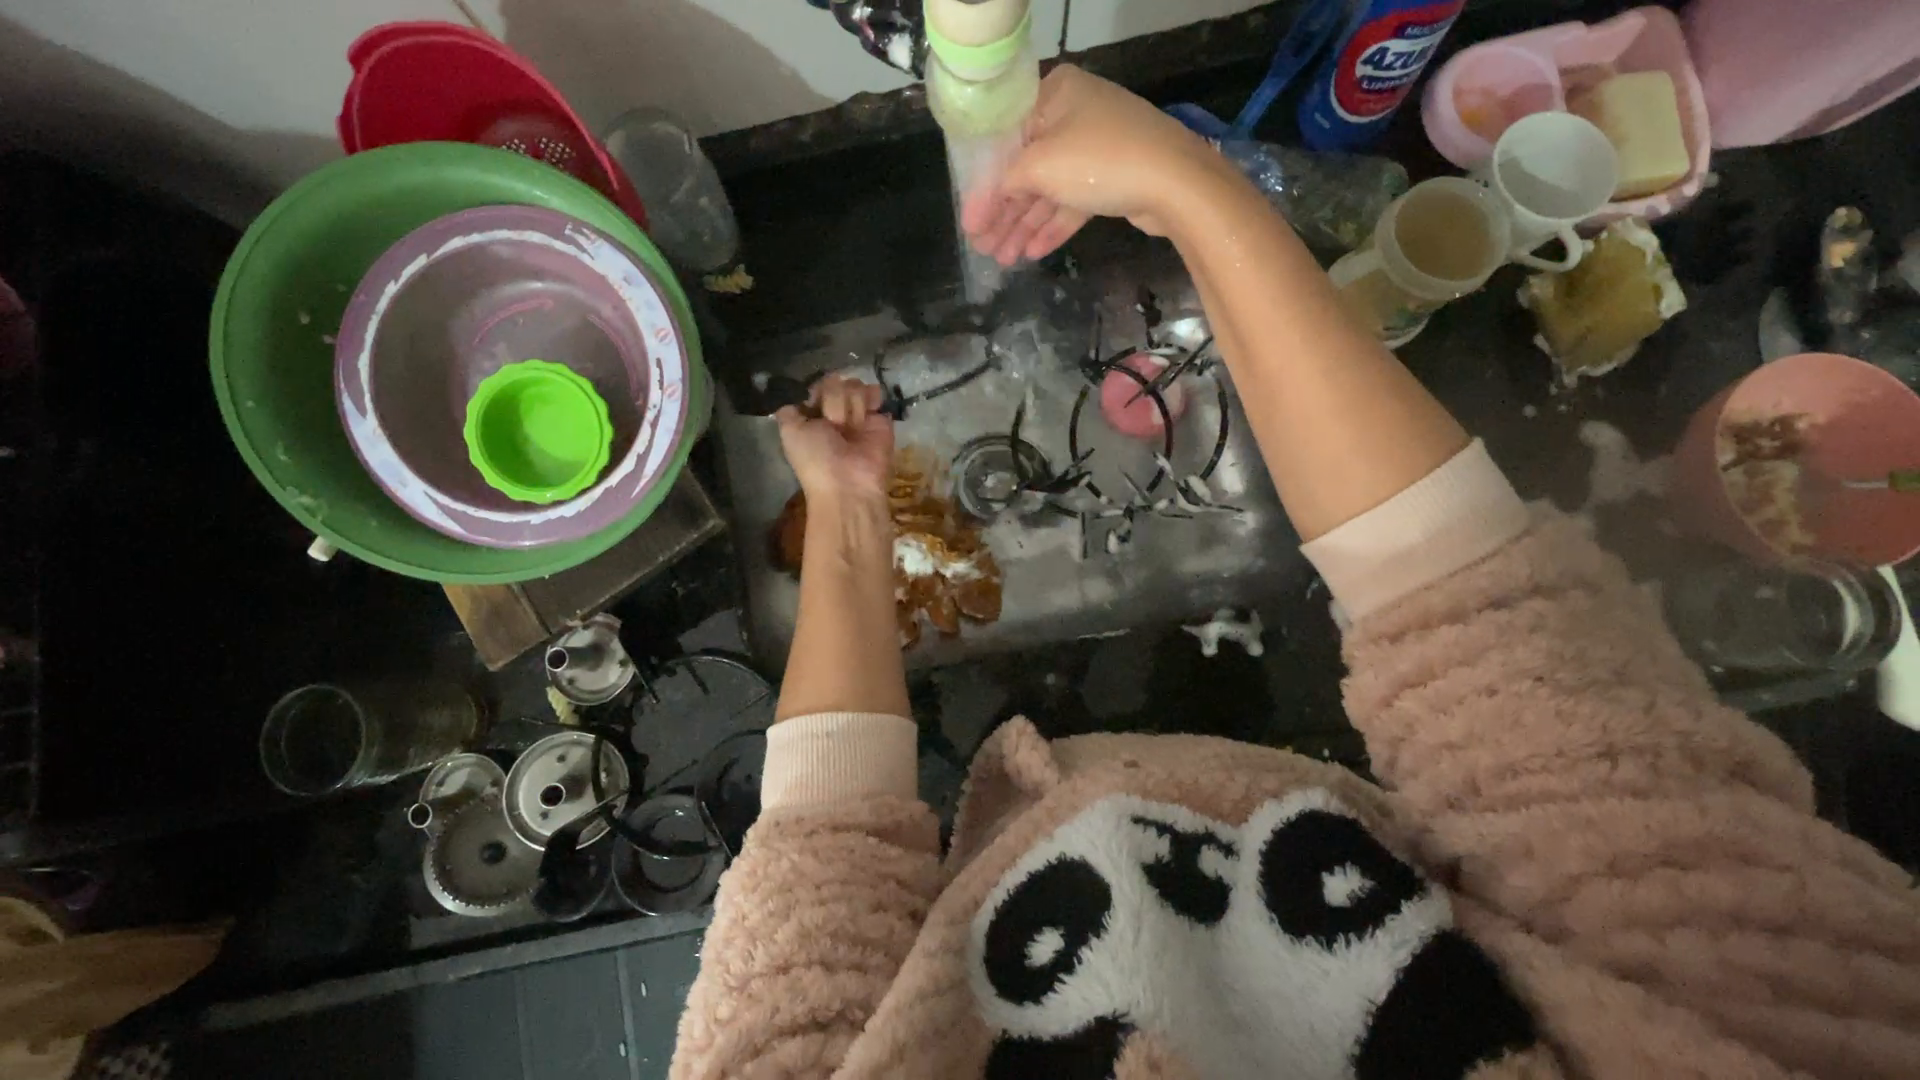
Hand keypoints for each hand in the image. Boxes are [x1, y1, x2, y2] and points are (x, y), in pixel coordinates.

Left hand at [776, 375, 894, 503]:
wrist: (849, 484)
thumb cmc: (815, 458)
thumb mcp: (790, 432)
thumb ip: (788, 409)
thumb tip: (796, 391)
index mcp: (812, 416)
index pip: (814, 385)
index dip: (814, 390)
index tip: (813, 403)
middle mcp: (834, 412)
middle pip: (834, 382)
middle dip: (833, 401)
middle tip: (834, 426)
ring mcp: (857, 414)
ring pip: (854, 385)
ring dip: (850, 406)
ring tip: (851, 430)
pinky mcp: (880, 418)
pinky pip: (875, 393)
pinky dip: (871, 400)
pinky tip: (868, 415)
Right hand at [961, 66, 1226, 265]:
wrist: (1175, 182)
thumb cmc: (1100, 160)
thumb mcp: (1040, 165)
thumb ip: (1005, 182)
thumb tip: (985, 202)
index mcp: (1054, 94)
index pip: (1006, 139)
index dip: (984, 184)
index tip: (971, 220)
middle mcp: (1073, 115)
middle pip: (1026, 169)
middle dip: (1004, 212)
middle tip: (983, 247)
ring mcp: (1095, 148)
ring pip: (1049, 191)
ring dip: (1024, 225)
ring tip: (1003, 259)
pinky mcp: (1112, 178)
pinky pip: (1072, 203)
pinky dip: (1052, 226)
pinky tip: (1032, 254)